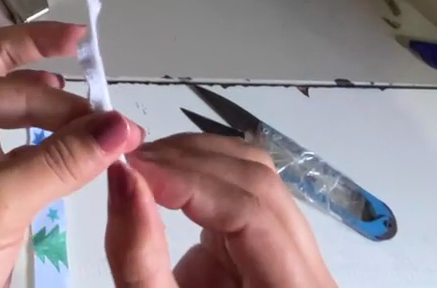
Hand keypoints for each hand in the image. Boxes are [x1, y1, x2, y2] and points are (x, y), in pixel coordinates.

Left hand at [0, 22, 144, 287]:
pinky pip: (14, 139)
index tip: (120, 126)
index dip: (69, 103)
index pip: (17, 87)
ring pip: (8, 101)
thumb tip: (119, 124)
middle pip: (0, 65)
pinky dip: (43, 132)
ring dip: (45, 94)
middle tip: (83, 42)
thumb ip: (58, 162)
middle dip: (39, 49)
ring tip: (88, 102)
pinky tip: (66, 135)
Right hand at [105, 134, 335, 286]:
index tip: (129, 168)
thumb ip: (138, 251)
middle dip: (188, 161)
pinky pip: (244, 194)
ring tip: (141, 169)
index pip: (252, 211)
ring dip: (193, 160)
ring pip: (255, 177)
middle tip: (128, 162)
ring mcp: (301, 260)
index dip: (188, 180)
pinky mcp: (274, 251)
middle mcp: (316, 276)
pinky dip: (199, 177)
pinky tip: (162, 182)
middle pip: (259, 183)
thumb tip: (121, 171)